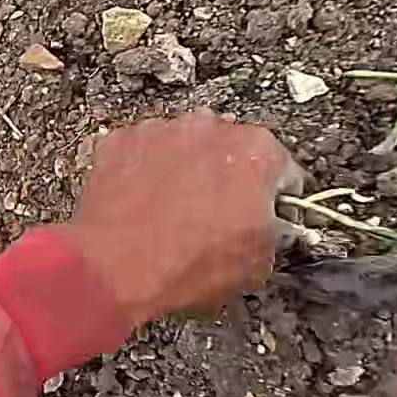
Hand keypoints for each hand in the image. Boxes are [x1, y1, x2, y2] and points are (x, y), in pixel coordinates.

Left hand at [68, 110, 301, 327]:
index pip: (283, 169)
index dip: (276, 197)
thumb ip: (275, 231)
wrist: (113, 269)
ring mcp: (162, 130)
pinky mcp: (123, 140)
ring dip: (185, 170)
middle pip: (231, 150)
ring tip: (173, 213)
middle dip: (228, 177)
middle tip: (215, 216)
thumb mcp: (256, 264)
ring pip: (185, 146)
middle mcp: (210, 127)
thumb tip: (272, 226)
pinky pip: (144, 152)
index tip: (266, 211)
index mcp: (256, 151)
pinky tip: (143, 204)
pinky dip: (145, 171)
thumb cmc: (183, 265)